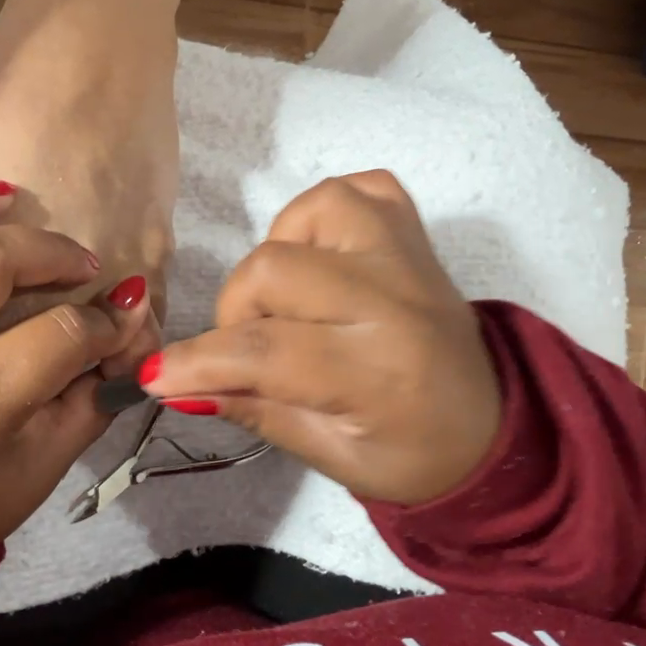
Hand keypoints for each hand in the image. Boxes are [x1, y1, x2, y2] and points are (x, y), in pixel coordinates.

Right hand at [140, 171, 503, 505]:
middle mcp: (395, 301)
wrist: (491, 429)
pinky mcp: (415, 230)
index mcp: (379, 373)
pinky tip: (318, 257)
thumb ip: (253, 408)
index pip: (266, 351)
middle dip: (236, 311)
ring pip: (309, 211)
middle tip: (248, 346)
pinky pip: (355, 189)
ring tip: (288, 301)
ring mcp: (409, 254)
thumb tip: (176, 385)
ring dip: (277, 257)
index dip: (198, 361)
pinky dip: (318, 216)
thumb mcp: (330, 455)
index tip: (155, 377)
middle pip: (273, 270)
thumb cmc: (409, 455)